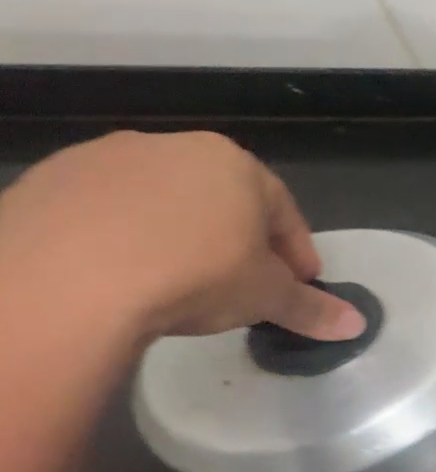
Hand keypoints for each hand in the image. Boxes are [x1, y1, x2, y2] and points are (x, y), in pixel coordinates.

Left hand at [0, 131, 363, 344]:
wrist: (62, 282)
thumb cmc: (194, 275)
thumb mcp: (267, 298)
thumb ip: (312, 307)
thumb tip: (356, 324)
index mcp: (233, 163)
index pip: (283, 211)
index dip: (295, 253)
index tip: (296, 285)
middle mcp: (168, 147)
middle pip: (220, 200)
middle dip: (235, 240)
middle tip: (242, 284)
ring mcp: (99, 160)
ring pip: (159, 203)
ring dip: (175, 237)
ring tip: (177, 283)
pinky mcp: (43, 182)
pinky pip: (101, 213)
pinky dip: (118, 239)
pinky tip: (121, 275)